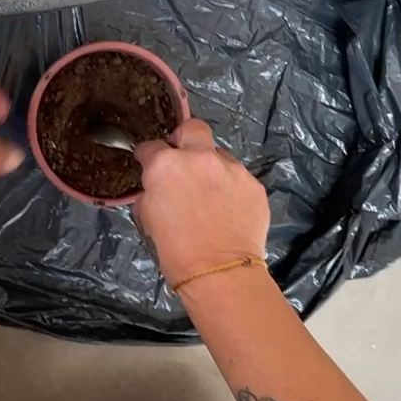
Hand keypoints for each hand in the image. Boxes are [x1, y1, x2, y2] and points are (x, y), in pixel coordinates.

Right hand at [134, 119, 268, 280]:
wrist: (218, 271)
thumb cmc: (174, 248)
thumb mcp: (146, 216)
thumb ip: (151, 191)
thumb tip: (156, 187)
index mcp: (166, 164)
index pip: (150, 147)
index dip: (147, 156)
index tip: (147, 164)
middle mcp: (199, 158)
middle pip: (193, 128)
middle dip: (184, 138)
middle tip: (182, 159)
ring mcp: (231, 169)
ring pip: (219, 156)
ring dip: (211, 169)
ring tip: (210, 196)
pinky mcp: (253, 184)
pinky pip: (237, 178)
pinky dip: (230, 188)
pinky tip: (227, 210)